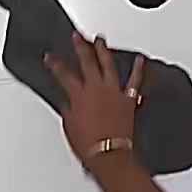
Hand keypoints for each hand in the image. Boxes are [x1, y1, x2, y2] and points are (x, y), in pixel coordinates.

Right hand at [46, 33, 144, 174]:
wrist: (109, 155)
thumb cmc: (89, 145)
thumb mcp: (69, 126)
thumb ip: (68, 109)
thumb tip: (66, 102)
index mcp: (79, 96)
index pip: (63, 74)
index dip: (55, 64)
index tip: (51, 57)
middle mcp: (96, 89)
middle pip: (86, 61)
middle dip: (80, 47)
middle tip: (76, 36)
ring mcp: (114, 92)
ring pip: (108, 65)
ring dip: (103, 50)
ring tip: (100, 40)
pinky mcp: (128, 100)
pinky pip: (135, 81)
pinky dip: (138, 70)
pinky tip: (140, 60)